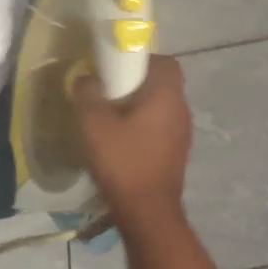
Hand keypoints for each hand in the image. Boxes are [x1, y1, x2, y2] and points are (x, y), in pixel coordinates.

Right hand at [72, 55, 192, 232]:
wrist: (146, 208)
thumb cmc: (122, 160)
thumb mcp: (94, 124)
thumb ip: (88, 95)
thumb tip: (87, 78)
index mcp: (166, 96)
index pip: (165, 62)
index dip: (140, 60)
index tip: (114, 69)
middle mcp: (180, 110)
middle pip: (160, 84)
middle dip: (132, 84)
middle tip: (103, 95)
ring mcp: (181, 133)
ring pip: (158, 107)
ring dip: (135, 108)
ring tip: (106, 121)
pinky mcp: (174, 152)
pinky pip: (157, 128)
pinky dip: (139, 127)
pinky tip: (117, 143)